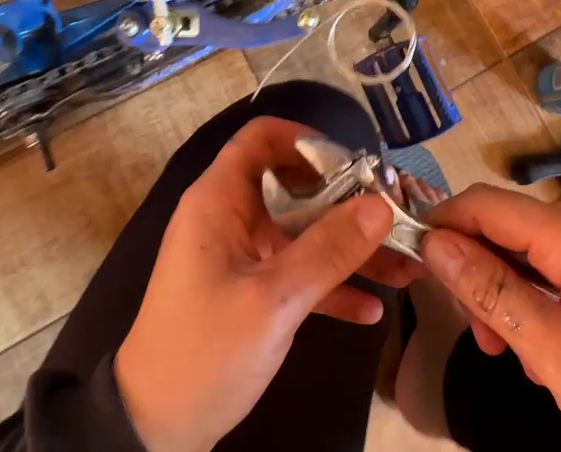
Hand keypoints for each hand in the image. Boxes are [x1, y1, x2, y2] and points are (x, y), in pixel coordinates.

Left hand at [114, 118, 422, 451]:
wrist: (156, 425)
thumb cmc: (205, 350)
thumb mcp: (272, 300)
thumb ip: (327, 251)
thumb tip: (380, 205)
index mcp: (219, 200)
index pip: (260, 138)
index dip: (307, 140)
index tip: (357, 165)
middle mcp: (228, 217)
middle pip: (292, 186)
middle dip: (346, 202)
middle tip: (397, 219)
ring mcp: (238, 255)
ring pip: (300, 233)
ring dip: (348, 248)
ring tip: (404, 266)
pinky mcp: (246, 290)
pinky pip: (294, 272)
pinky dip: (328, 286)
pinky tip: (370, 310)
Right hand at [421, 185, 560, 451]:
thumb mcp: (560, 357)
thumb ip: (493, 292)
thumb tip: (436, 242)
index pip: (489, 203)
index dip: (443, 222)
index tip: (412, 260)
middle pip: (514, 228)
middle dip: (480, 271)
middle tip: (480, 337)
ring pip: (540, 255)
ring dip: (511, 293)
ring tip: (515, 354)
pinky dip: (545, 302)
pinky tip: (551, 349)